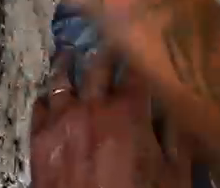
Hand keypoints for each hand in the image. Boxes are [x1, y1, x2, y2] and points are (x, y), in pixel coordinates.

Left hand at [31, 49, 193, 187]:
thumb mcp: (174, 180)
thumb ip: (178, 142)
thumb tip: (180, 113)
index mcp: (129, 112)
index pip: (136, 72)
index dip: (139, 58)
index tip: (141, 46)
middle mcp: (93, 106)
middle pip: (98, 67)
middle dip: (105, 54)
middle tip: (107, 44)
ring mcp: (62, 120)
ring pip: (62, 78)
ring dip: (67, 64)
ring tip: (69, 53)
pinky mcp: (39, 140)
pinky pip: (39, 106)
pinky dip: (46, 98)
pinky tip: (48, 96)